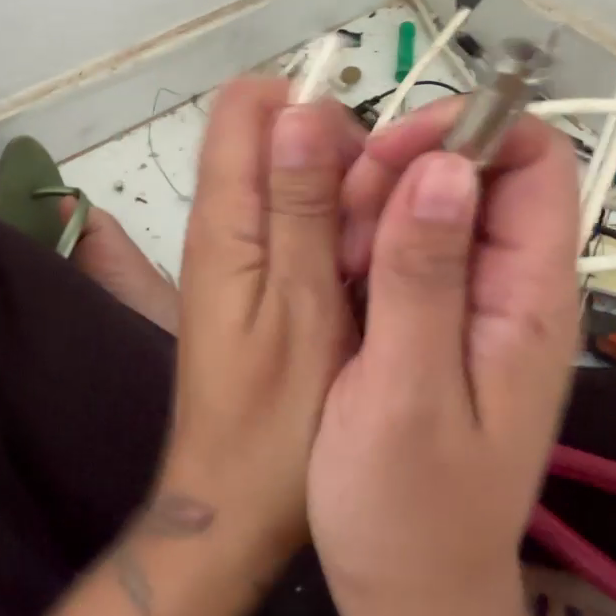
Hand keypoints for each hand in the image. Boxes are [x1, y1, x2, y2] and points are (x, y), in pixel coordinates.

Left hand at [158, 78, 361, 565]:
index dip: (312, 108)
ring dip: (349, 199)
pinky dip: (341, 235)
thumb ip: (300, 209)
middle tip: (390, 220)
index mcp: (226, 222)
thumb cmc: (275, 424)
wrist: (234, 507)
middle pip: (280, 138)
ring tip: (387, 256)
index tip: (370, 155)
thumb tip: (301, 108)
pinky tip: (374, 278)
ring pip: (298, 183)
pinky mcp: (259, 285)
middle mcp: (225, 225)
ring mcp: (242, 256)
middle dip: (342, 155)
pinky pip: (301, 229)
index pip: (247, 107)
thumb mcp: (301, 310)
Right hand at [308, 104, 583, 615]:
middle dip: (404, 172)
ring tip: (333, 265)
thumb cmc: (407, 510)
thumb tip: (445, 164)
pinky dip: (368, 246)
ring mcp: (477, 309)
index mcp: (530, 299)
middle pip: (479, 173)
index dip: (465, 132)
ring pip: (436, 207)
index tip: (384, 159)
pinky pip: (410, 253)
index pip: (534, 160)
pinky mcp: (440, 328)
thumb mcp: (405, 392)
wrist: (414, 597)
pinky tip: (332, 282)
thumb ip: (425, 276)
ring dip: (377, 210)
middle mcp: (515, 290)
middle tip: (344, 231)